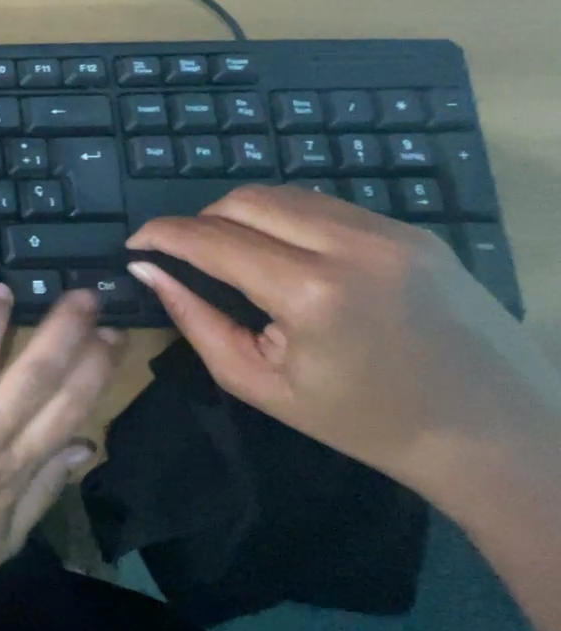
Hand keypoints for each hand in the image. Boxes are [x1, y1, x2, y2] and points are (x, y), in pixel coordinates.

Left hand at [0, 285, 119, 630]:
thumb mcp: (1, 541)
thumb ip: (43, 491)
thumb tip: (85, 445)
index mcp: (7, 473)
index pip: (63, 410)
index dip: (91, 368)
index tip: (109, 333)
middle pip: (27, 377)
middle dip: (60, 331)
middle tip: (79, 294)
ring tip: (1, 289)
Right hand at [127, 185, 560, 497]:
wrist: (497, 434)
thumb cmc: (362, 420)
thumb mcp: (257, 382)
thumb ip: (195, 319)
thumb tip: (146, 270)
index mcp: (312, 293)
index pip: (210, 239)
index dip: (160, 235)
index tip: (133, 245)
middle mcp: (354, 248)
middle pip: (244, 201)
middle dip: (199, 221)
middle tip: (182, 255)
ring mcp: (393, 234)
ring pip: (285, 196)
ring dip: (241, 216)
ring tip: (230, 254)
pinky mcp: (416, 234)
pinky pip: (325, 207)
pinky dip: (285, 220)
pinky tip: (282, 255)